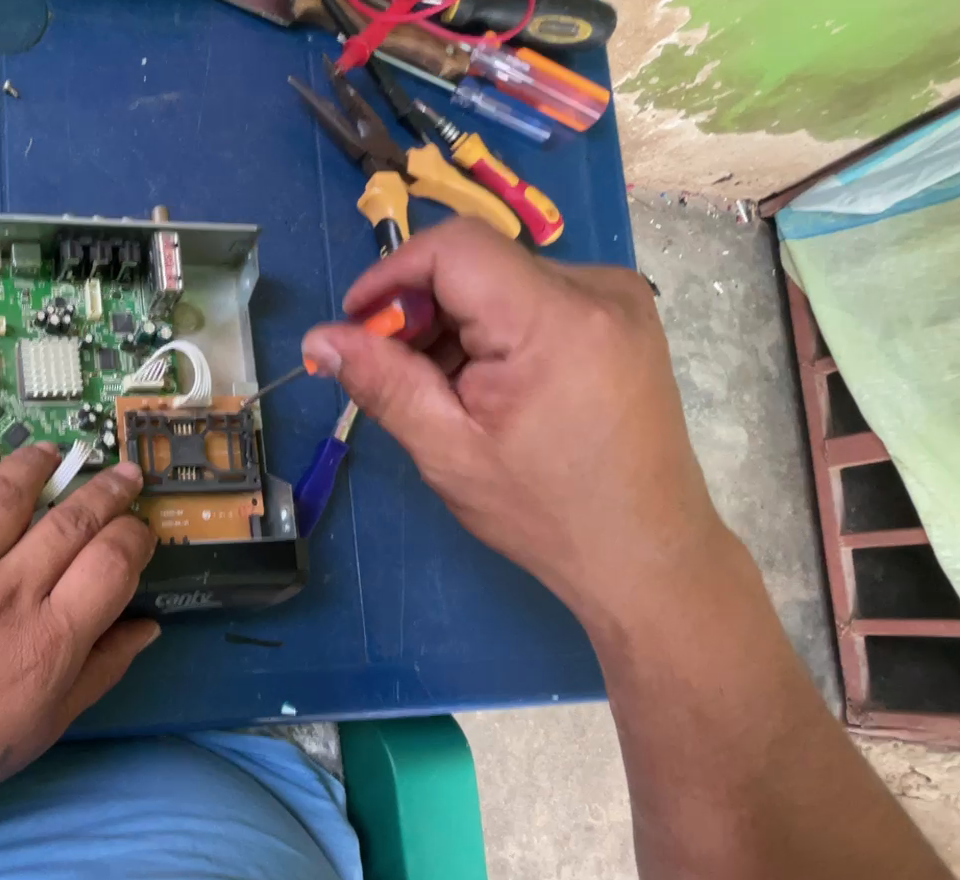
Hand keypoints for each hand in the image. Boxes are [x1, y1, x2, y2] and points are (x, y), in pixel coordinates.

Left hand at [0, 443, 159, 826]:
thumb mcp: (48, 724)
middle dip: (108, 490)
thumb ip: (102, 670)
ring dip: (38, 465)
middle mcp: (4, 597)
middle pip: (72, 520)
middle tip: (121, 476)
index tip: (136, 532)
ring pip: (5, 495)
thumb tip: (147, 625)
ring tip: (52, 453)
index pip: (113, 561)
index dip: (135, 535)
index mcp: (49, 641)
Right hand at [300, 219, 731, 622]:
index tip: (354, 327)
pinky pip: (531, 301)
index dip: (390, 276)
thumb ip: (382, 383)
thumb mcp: (447, 450)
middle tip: (390, 375)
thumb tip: (316, 340)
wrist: (643, 549)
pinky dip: (487, 333)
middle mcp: (596, 289)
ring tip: (439, 393)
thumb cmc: (542, 510)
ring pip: (500, 282)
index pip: (454, 248)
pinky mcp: (619, 320)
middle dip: (417, 311)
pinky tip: (479, 387)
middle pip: (476, 265)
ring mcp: (615, 301)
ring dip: (450, 326)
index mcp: (554, 319)